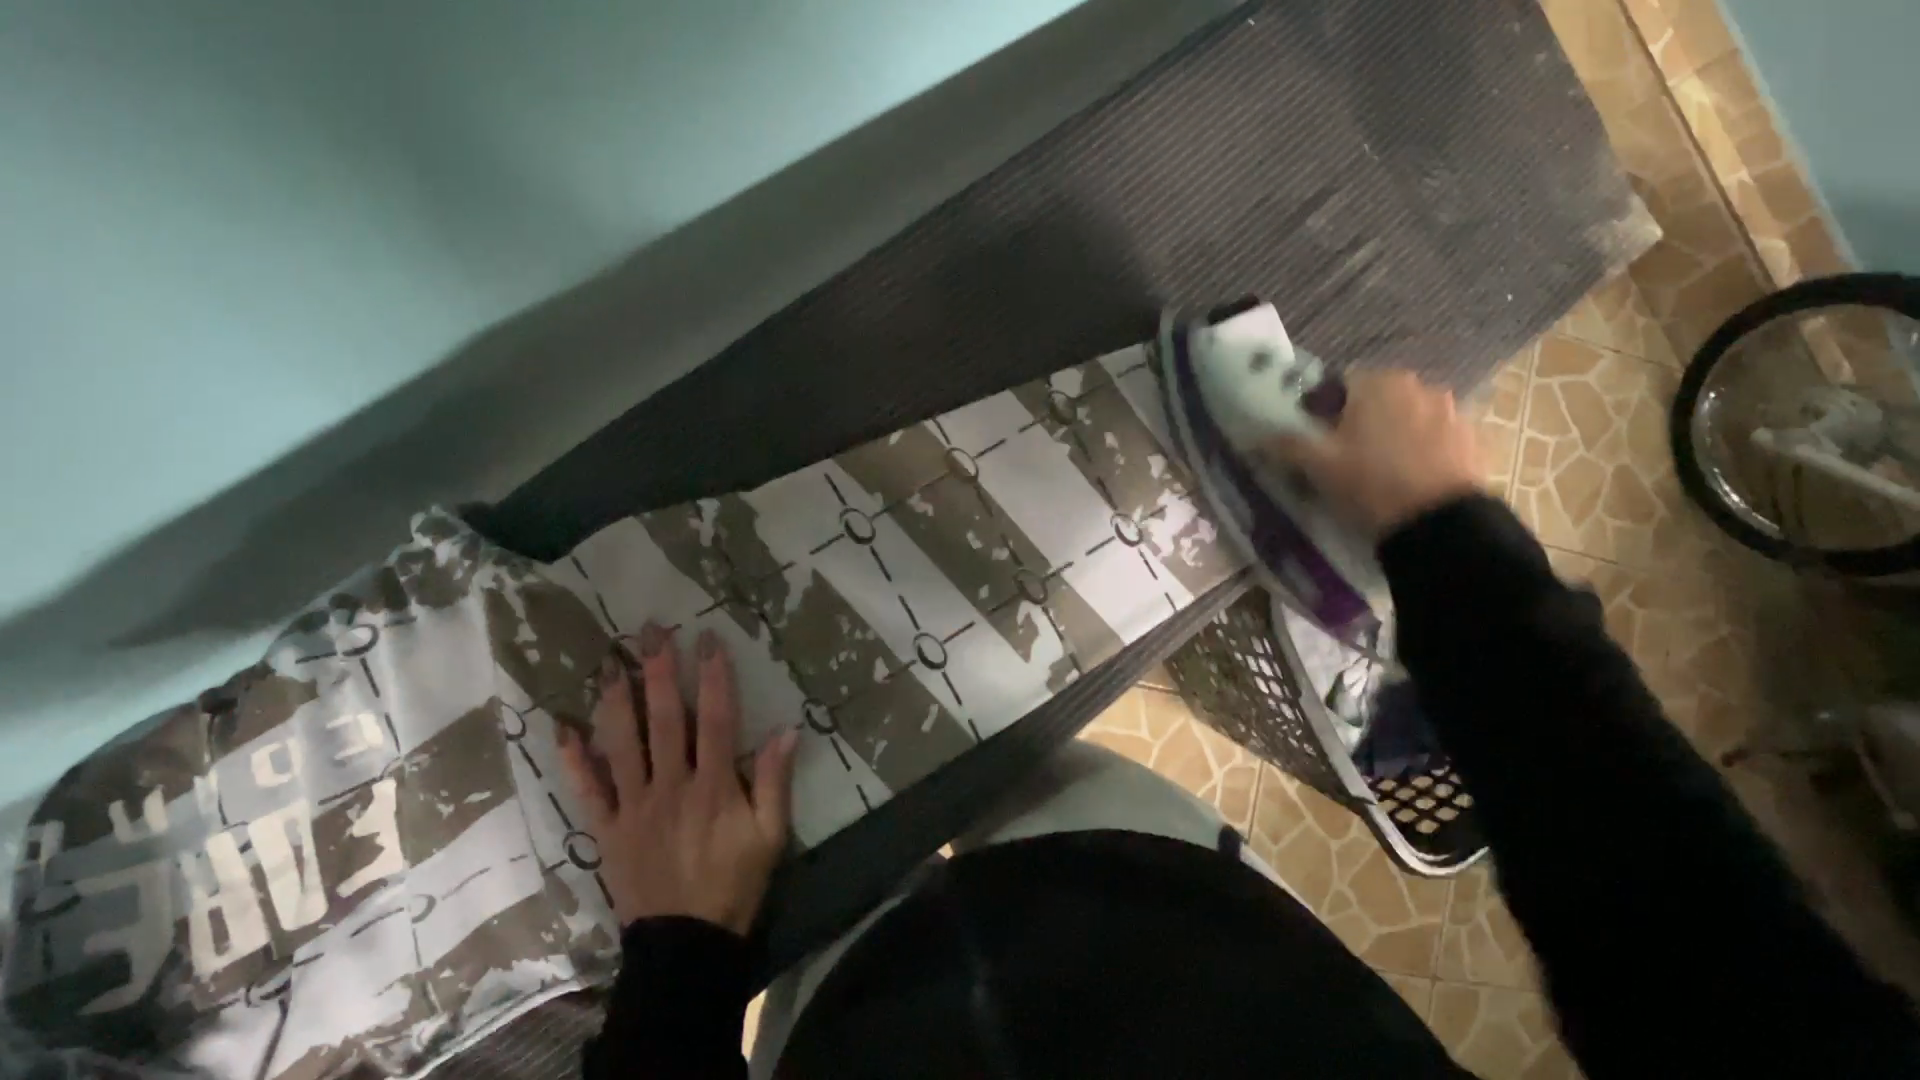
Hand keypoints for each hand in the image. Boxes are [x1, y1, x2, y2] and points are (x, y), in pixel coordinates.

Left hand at [557, 624, 799, 932]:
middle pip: (664, 719)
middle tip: (651, 631)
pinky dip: (574, 759)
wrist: (686, 942)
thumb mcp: (771, 836)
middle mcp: (671, 785)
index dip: (714, 677)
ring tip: (610, 663)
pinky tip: (563, 728)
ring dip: (616, 700)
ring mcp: (634, 805)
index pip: (716, 719)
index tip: (708, 639)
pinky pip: (588, 790)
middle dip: (659, 672)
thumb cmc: (734, 884)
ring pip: (621, 743)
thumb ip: (776, 783)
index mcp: (714, 786)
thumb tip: (788, 730)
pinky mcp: (607, 828)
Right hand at [1267, 370, 1483, 535]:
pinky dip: (1422, 448)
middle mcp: (1417, 385)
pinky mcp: (1471, 437)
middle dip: (1362, 419)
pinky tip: (1412, 477)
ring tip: (1383, 470)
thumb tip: (1257, 435)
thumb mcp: (1319, 467)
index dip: (1325, 409)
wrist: (1439, 522)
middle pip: (1377, 398)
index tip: (1319, 438)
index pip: (1340, 383)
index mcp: (1378, 382)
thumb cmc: (1371, 484)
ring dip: (1394, 432)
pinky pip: (1435, 435)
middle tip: (1347, 456)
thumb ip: (1287, 444)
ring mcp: (1450, 409)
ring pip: (1408, 415)